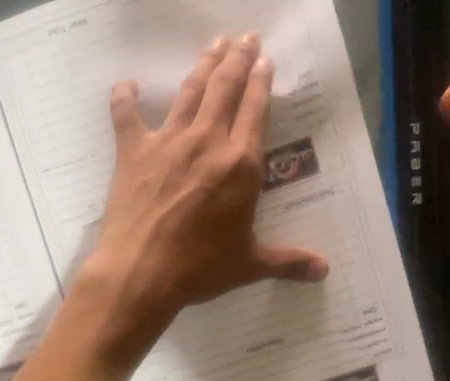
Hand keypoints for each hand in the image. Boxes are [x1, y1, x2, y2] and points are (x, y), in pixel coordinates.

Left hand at [80, 35, 329, 339]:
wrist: (141, 273)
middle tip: (245, 38)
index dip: (262, 82)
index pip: (256, 110)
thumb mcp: (249, 265)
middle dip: (238, 59)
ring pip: (189, 91)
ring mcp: (168, 142)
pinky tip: (128, 84)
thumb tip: (323, 270)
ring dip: (203, 65)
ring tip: (213, 45)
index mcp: (241, 164)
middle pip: (225, 87)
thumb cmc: (200, 269)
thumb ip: (287, 261)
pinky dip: (126, 96)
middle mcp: (208, 142)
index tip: (265, 61)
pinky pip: (126, 114)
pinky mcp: (133, 151)